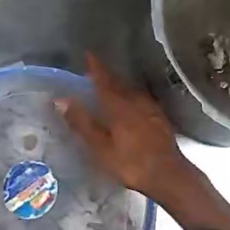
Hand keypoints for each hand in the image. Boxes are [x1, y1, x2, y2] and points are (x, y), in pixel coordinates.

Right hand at [60, 53, 203, 206]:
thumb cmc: (130, 163)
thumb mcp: (100, 146)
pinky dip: (132, 95)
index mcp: (118, 105)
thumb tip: (60, 99)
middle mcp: (135, 101)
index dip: (95, 67)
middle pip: (118, 83)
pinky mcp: (160, 118)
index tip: (88, 54)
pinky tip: (133, 103)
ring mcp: (150, 109)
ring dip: (120, 84)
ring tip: (112, 84)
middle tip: (96, 69)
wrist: (169, 175)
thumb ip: (81, 122)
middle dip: (107, 74)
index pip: (103, 80)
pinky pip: (141, 99)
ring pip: (131, 90)